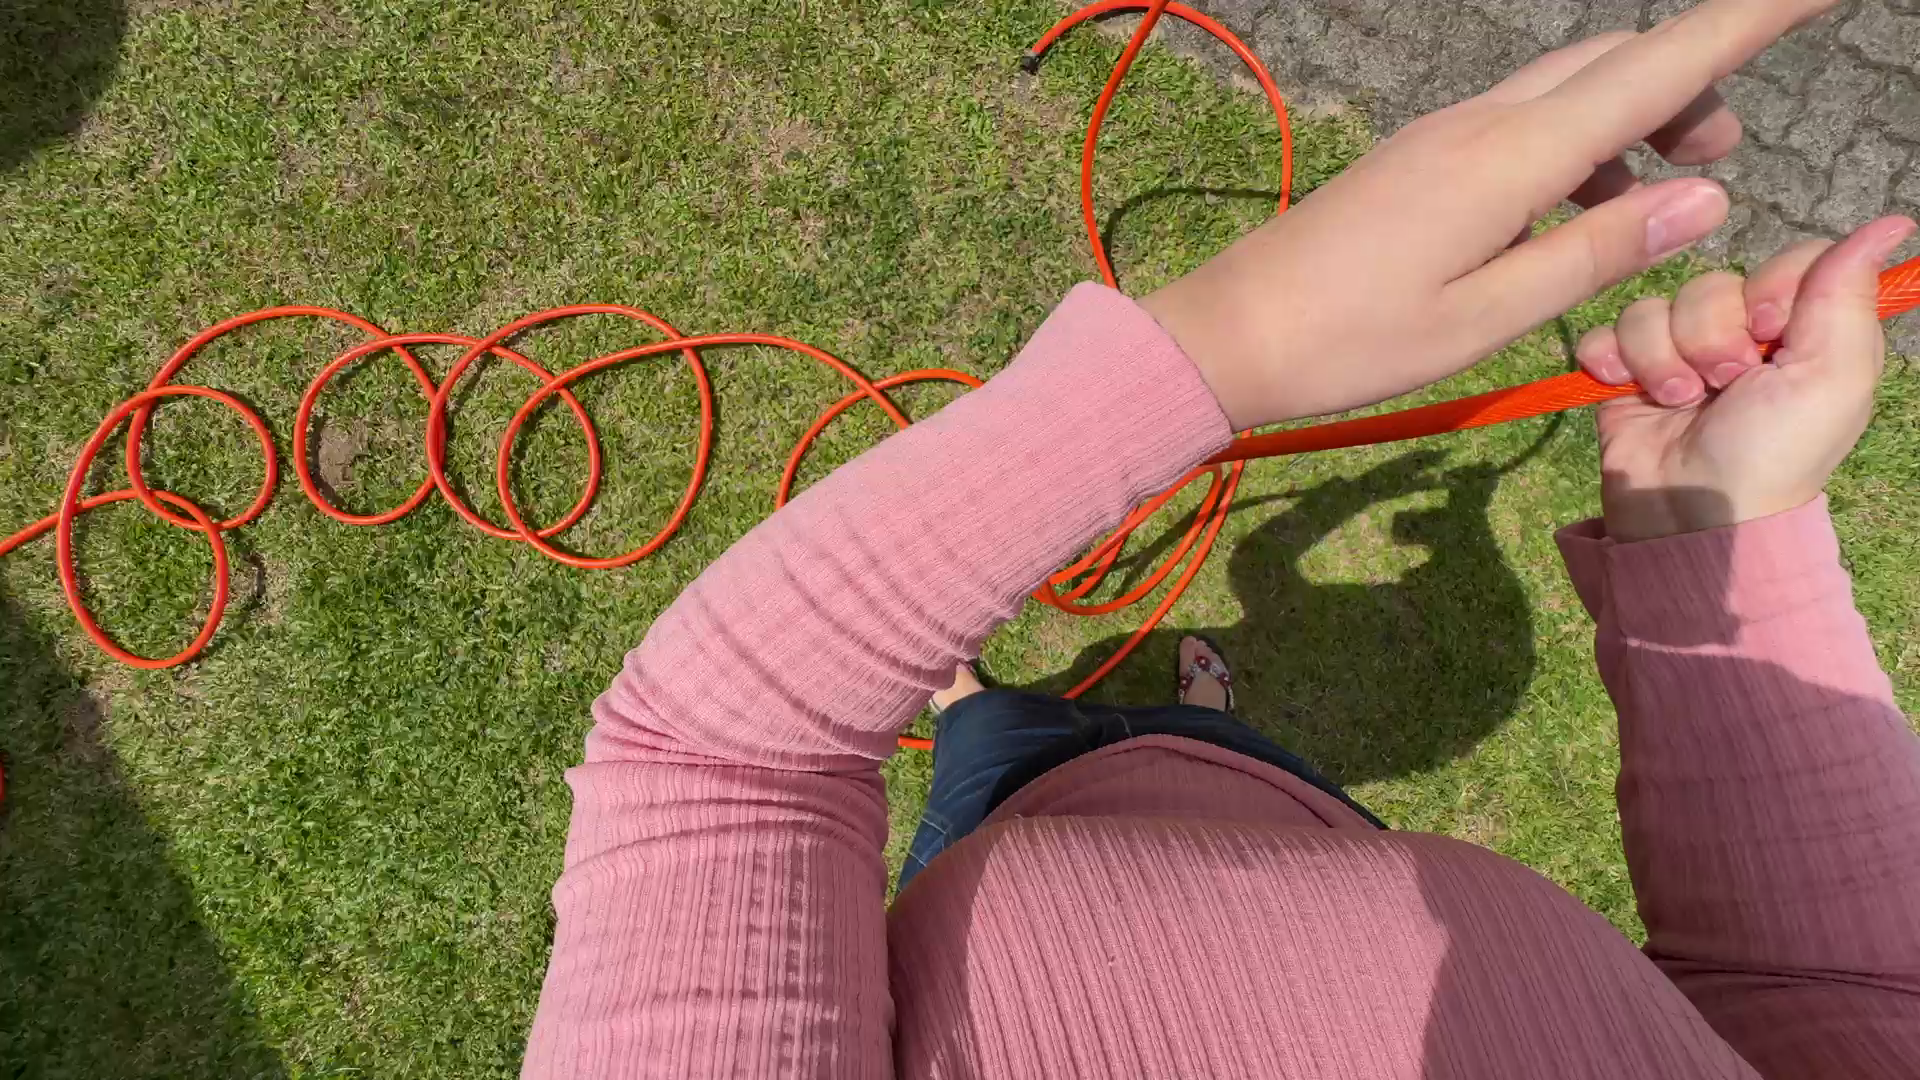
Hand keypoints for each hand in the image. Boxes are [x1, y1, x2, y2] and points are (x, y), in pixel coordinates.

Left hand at [1141, 0, 1839, 431]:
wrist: (1226, 337)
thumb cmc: (1345, 344)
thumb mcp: (1479, 319)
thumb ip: (1590, 255)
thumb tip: (1701, 196)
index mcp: (1507, 159)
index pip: (1663, 59)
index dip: (1756, 15)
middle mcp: (1469, 129)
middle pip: (1607, 65)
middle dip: (1685, 82)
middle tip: (1719, 150)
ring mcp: (1422, 144)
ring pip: (1548, 97)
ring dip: (1613, 123)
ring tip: (1640, 192)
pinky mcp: (1392, 170)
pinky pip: (1493, 133)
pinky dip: (1546, 151)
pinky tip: (1544, 211)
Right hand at [1573, 217, 1915, 541]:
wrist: (1688, 502)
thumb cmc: (1774, 448)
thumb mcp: (1832, 376)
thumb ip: (1846, 298)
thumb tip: (1891, 220)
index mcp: (1796, 328)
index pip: (1783, 262)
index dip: (1769, 288)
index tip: (1768, 331)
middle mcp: (1731, 332)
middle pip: (1708, 285)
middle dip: (1708, 335)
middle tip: (1719, 383)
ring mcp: (1667, 353)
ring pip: (1648, 310)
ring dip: (1658, 356)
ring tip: (1675, 398)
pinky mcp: (1615, 374)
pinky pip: (1599, 336)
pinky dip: (1605, 358)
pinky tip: (1620, 385)